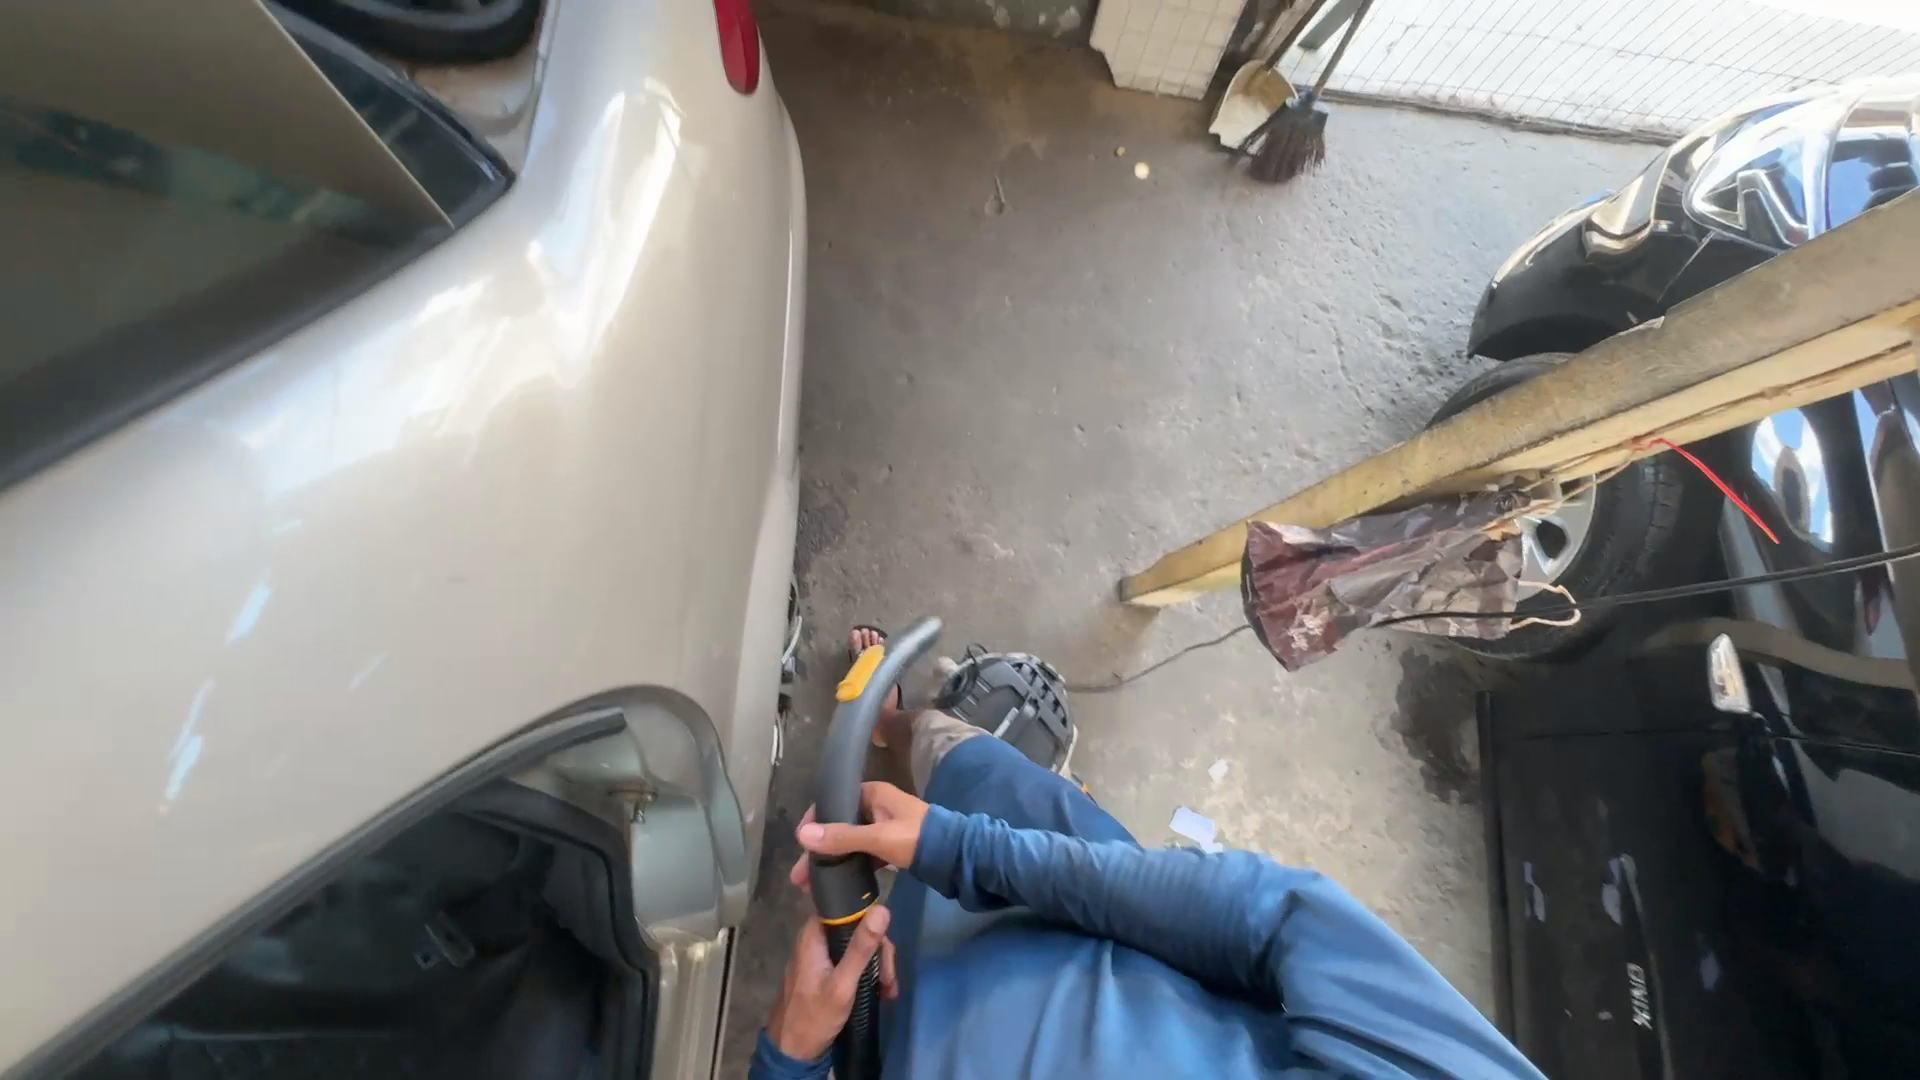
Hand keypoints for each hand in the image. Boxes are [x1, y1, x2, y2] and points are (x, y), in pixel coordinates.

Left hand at [765, 910, 898, 1060]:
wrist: (790, 1055)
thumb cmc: (814, 1018)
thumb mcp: (842, 984)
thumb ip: (861, 948)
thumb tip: (882, 909)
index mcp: (815, 932)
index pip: (850, 910)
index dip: (872, 925)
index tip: (885, 952)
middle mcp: (816, 937)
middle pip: (856, 929)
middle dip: (877, 953)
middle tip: (888, 980)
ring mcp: (819, 954)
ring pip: (855, 946)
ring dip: (875, 966)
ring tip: (887, 990)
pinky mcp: (823, 969)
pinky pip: (849, 960)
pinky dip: (864, 973)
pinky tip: (878, 991)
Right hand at [787, 782, 930, 889]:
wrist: (953, 855)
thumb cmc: (915, 838)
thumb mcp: (877, 837)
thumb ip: (842, 837)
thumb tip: (802, 835)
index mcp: (872, 794)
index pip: (834, 802)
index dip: (815, 821)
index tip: (800, 844)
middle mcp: (876, 806)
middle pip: (840, 824)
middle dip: (820, 848)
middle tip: (800, 876)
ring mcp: (883, 826)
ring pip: (850, 841)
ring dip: (833, 860)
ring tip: (812, 884)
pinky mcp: (890, 845)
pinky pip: (863, 853)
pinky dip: (850, 865)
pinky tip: (838, 883)